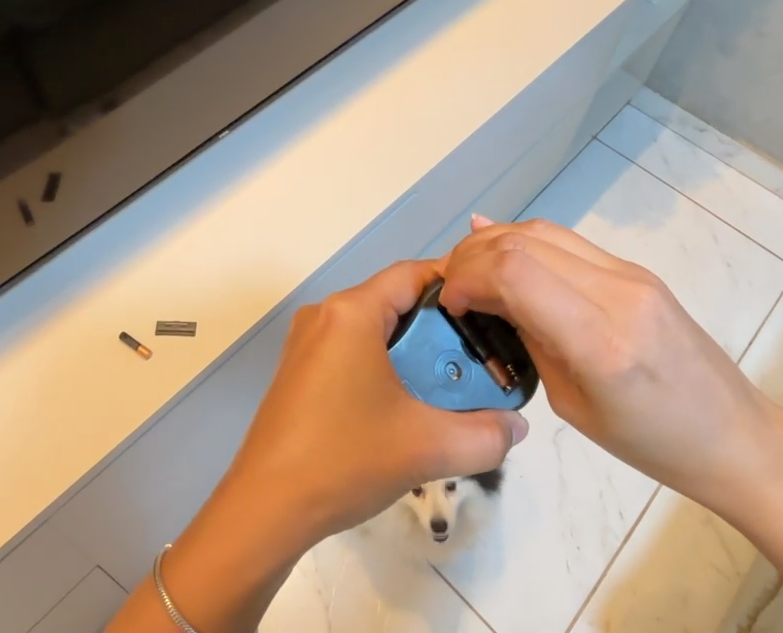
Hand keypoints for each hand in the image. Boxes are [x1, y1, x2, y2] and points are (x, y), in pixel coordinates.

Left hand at [112, 261, 528, 632]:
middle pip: (396, 303)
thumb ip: (486, 435)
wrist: (266, 508)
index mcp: (352, 312)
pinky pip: (354, 353)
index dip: (458, 286)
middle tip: (480, 363)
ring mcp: (307, 344)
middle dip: (441, 332)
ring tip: (450, 390)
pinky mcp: (300, 372)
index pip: (414, 274)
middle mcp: (326, 315)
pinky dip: (386, 369)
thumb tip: (516, 426)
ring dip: (415, 355)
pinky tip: (407, 408)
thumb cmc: (345, 459)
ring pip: (376, 331)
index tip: (494, 312)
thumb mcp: (428, 447)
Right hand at [439, 217, 782, 510]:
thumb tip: (485, 294)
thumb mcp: (572, 404)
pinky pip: (567, 242)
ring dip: (496, 241)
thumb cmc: (651, 444)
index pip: (515, 272)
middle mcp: (617, 292)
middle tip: (450, 282)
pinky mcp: (636, 270)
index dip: (468, 276)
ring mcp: (631, 274)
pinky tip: (502, 255)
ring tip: (469, 268)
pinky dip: (526, 244)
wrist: (735, 435)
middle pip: (524, 241)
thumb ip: (530, 339)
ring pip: (544, 230)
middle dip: (473, 253)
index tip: (449, 302)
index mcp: (600, 341)